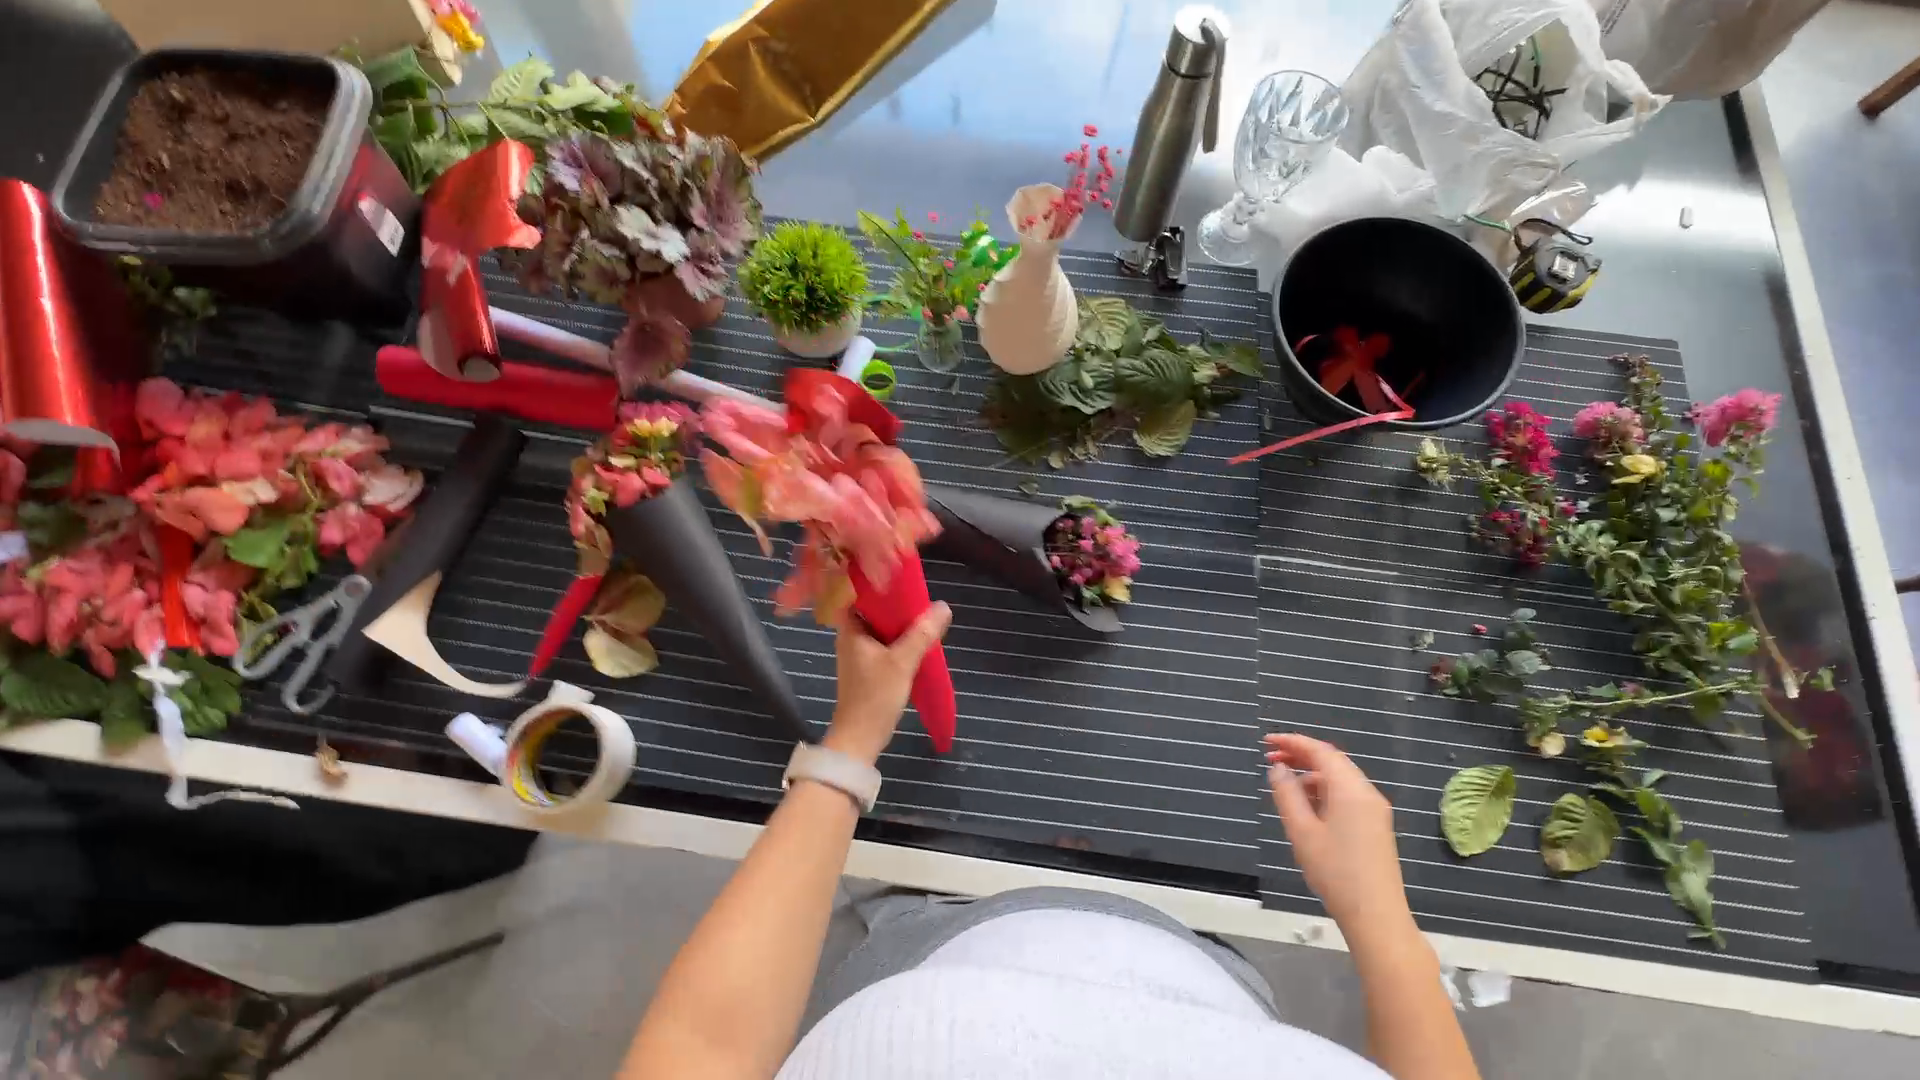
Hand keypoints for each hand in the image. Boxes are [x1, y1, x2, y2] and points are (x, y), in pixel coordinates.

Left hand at [824, 602, 952, 766]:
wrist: (861, 737)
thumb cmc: (875, 695)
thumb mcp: (902, 661)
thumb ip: (922, 633)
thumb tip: (943, 606)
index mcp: (850, 629)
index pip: (859, 595)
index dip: (879, 587)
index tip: (903, 582)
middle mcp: (851, 637)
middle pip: (874, 611)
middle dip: (897, 606)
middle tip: (922, 600)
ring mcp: (858, 654)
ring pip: (882, 629)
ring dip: (900, 625)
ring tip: (925, 617)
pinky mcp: (868, 668)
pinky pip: (885, 645)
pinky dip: (899, 641)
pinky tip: (918, 641)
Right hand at [1264, 733, 1411, 931]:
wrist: (1376, 916)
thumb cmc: (1335, 872)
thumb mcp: (1301, 831)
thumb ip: (1287, 794)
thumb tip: (1278, 769)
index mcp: (1351, 790)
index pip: (1321, 750)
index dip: (1292, 741)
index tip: (1266, 741)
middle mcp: (1367, 793)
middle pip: (1332, 761)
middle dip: (1301, 755)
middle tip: (1270, 759)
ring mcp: (1374, 810)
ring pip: (1340, 778)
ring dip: (1311, 774)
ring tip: (1284, 784)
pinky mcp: (1375, 826)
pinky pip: (1347, 795)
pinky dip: (1324, 790)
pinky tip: (1307, 806)